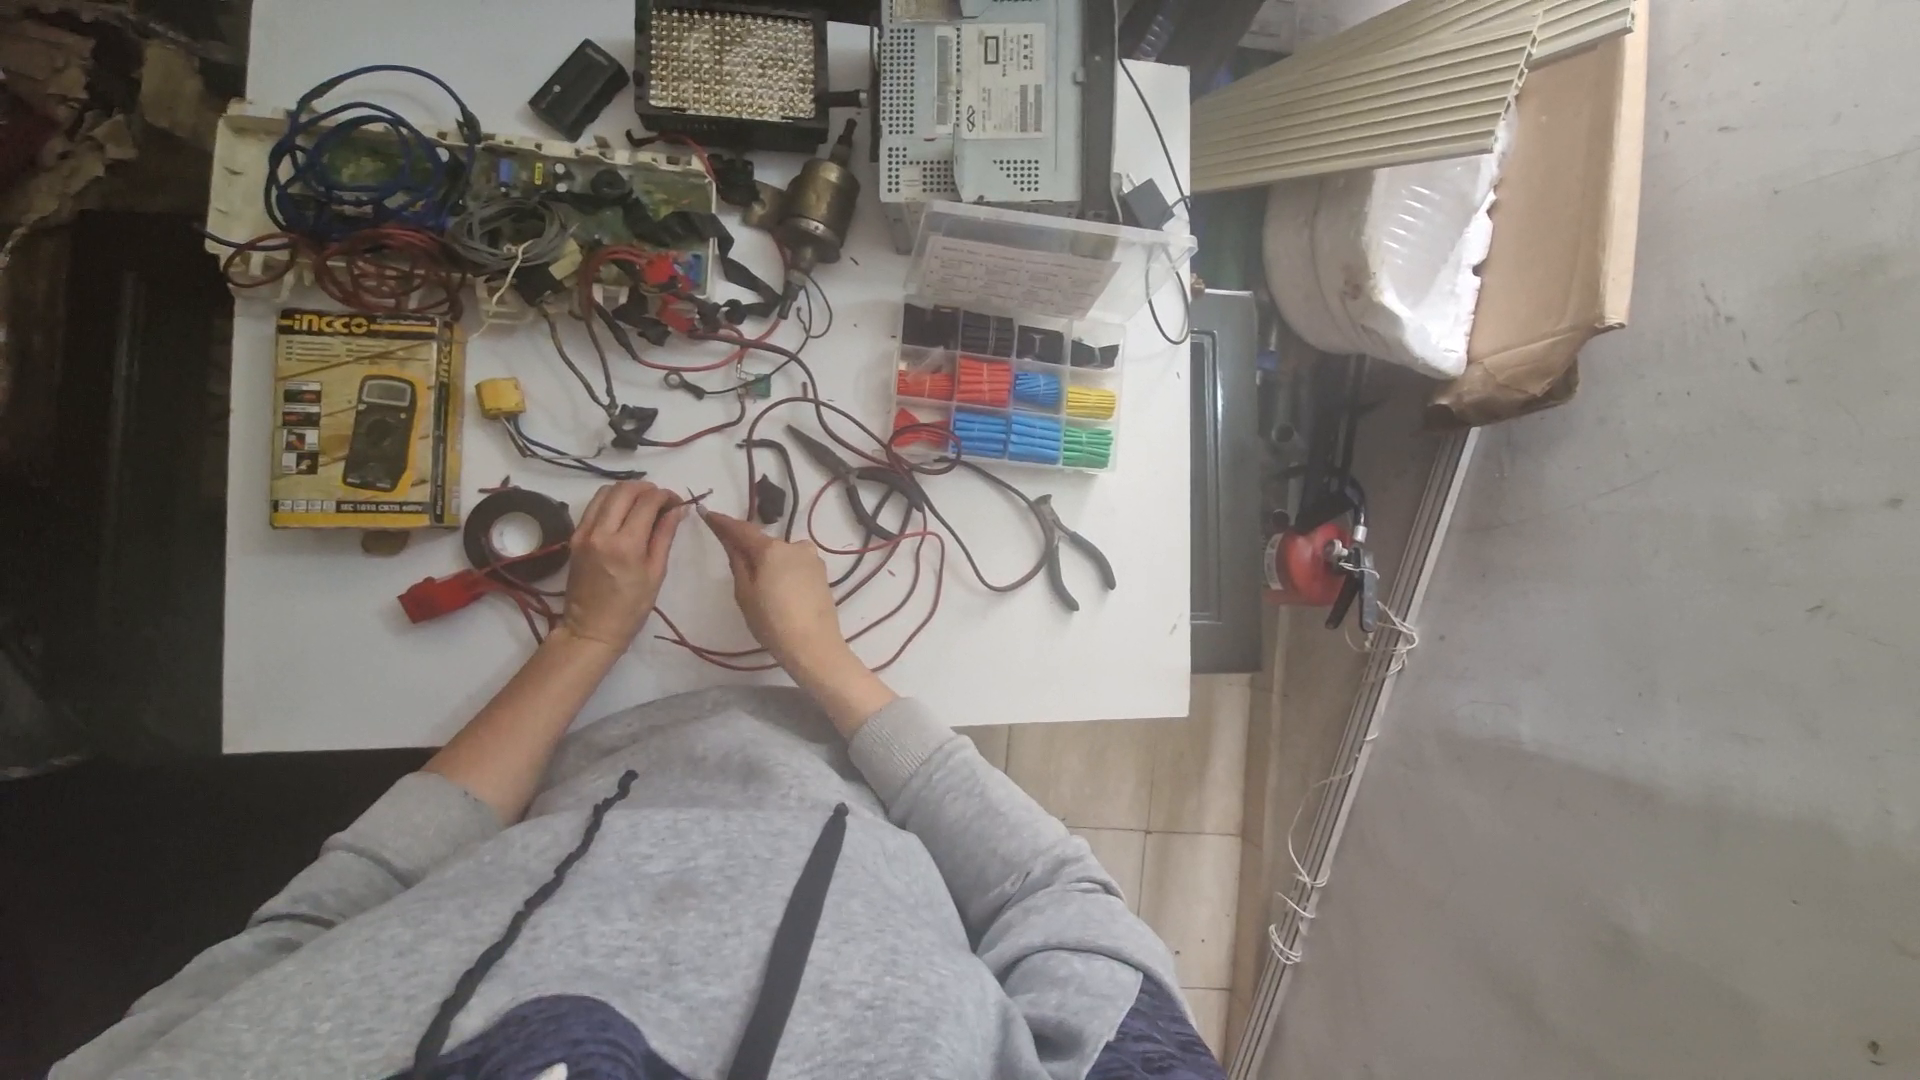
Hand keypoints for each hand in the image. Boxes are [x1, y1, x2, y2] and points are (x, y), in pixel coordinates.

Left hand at [561, 481, 685, 649]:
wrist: (591, 628)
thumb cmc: (631, 607)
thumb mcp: (656, 572)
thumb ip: (665, 535)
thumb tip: (678, 509)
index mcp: (626, 544)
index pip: (647, 502)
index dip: (666, 496)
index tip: (677, 503)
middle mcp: (601, 532)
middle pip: (624, 490)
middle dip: (647, 489)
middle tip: (662, 500)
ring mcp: (584, 532)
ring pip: (605, 492)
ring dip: (627, 491)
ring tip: (643, 504)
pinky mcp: (575, 536)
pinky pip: (593, 507)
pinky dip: (611, 502)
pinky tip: (624, 514)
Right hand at [701, 509, 847, 672]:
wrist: (814, 645)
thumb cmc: (772, 621)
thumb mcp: (745, 593)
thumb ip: (737, 562)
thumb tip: (731, 541)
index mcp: (772, 549)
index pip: (742, 529)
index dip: (723, 523)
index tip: (708, 514)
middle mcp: (795, 546)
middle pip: (764, 543)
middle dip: (747, 548)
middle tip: (732, 562)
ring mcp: (812, 559)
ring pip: (781, 555)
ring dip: (768, 562)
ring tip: (760, 587)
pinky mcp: (822, 573)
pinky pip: (795, 565)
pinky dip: (783, 571)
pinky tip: (779, 591)